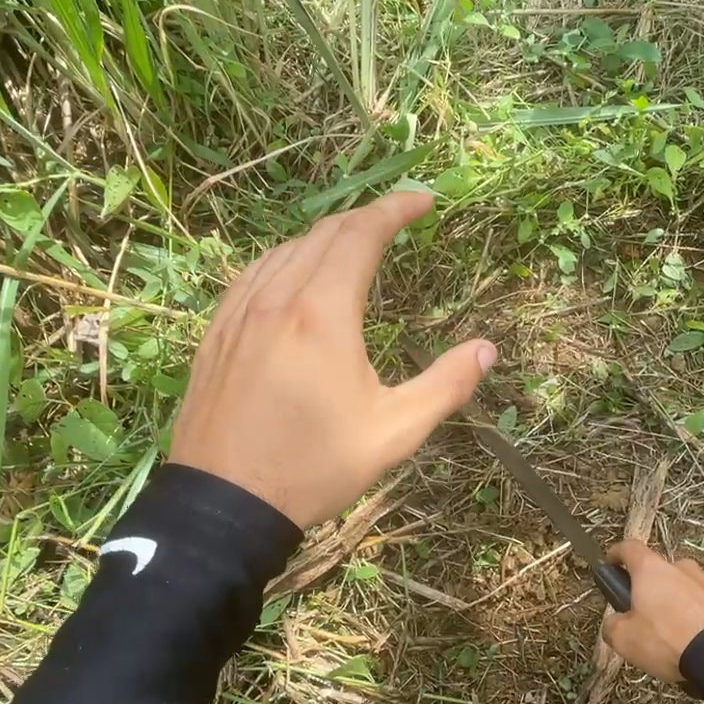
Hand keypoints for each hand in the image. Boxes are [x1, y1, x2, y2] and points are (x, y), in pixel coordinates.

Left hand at [169, 190, 495, 527]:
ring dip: (325, 237)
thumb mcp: (394, 432)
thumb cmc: (315, 466)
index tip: (424, 201)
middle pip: (324, 234)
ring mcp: (239, 313)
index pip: (361, 235)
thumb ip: (445, 386)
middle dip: (365, 218)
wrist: (225, 503)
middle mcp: (277, 298)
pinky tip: (293, 275)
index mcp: (323, 313)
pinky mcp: (216, 333)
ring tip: (353, 245)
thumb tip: (487, 350)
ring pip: (285, 250)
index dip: (395, 209)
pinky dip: (285, 260)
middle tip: (397, 220)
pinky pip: (253, 275)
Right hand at [601, 539, 703, 682]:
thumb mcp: (625, 640)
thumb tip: (615, 621)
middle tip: (647, 616)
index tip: (611, 562)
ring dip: (680, 600)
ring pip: (688, 585)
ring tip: (680, 632)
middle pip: (661, 570)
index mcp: (652, 570)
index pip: (629, 548)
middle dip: (652, 588)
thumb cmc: (667, 641)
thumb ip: (612, 625)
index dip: (617, 553)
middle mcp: (682, 567)